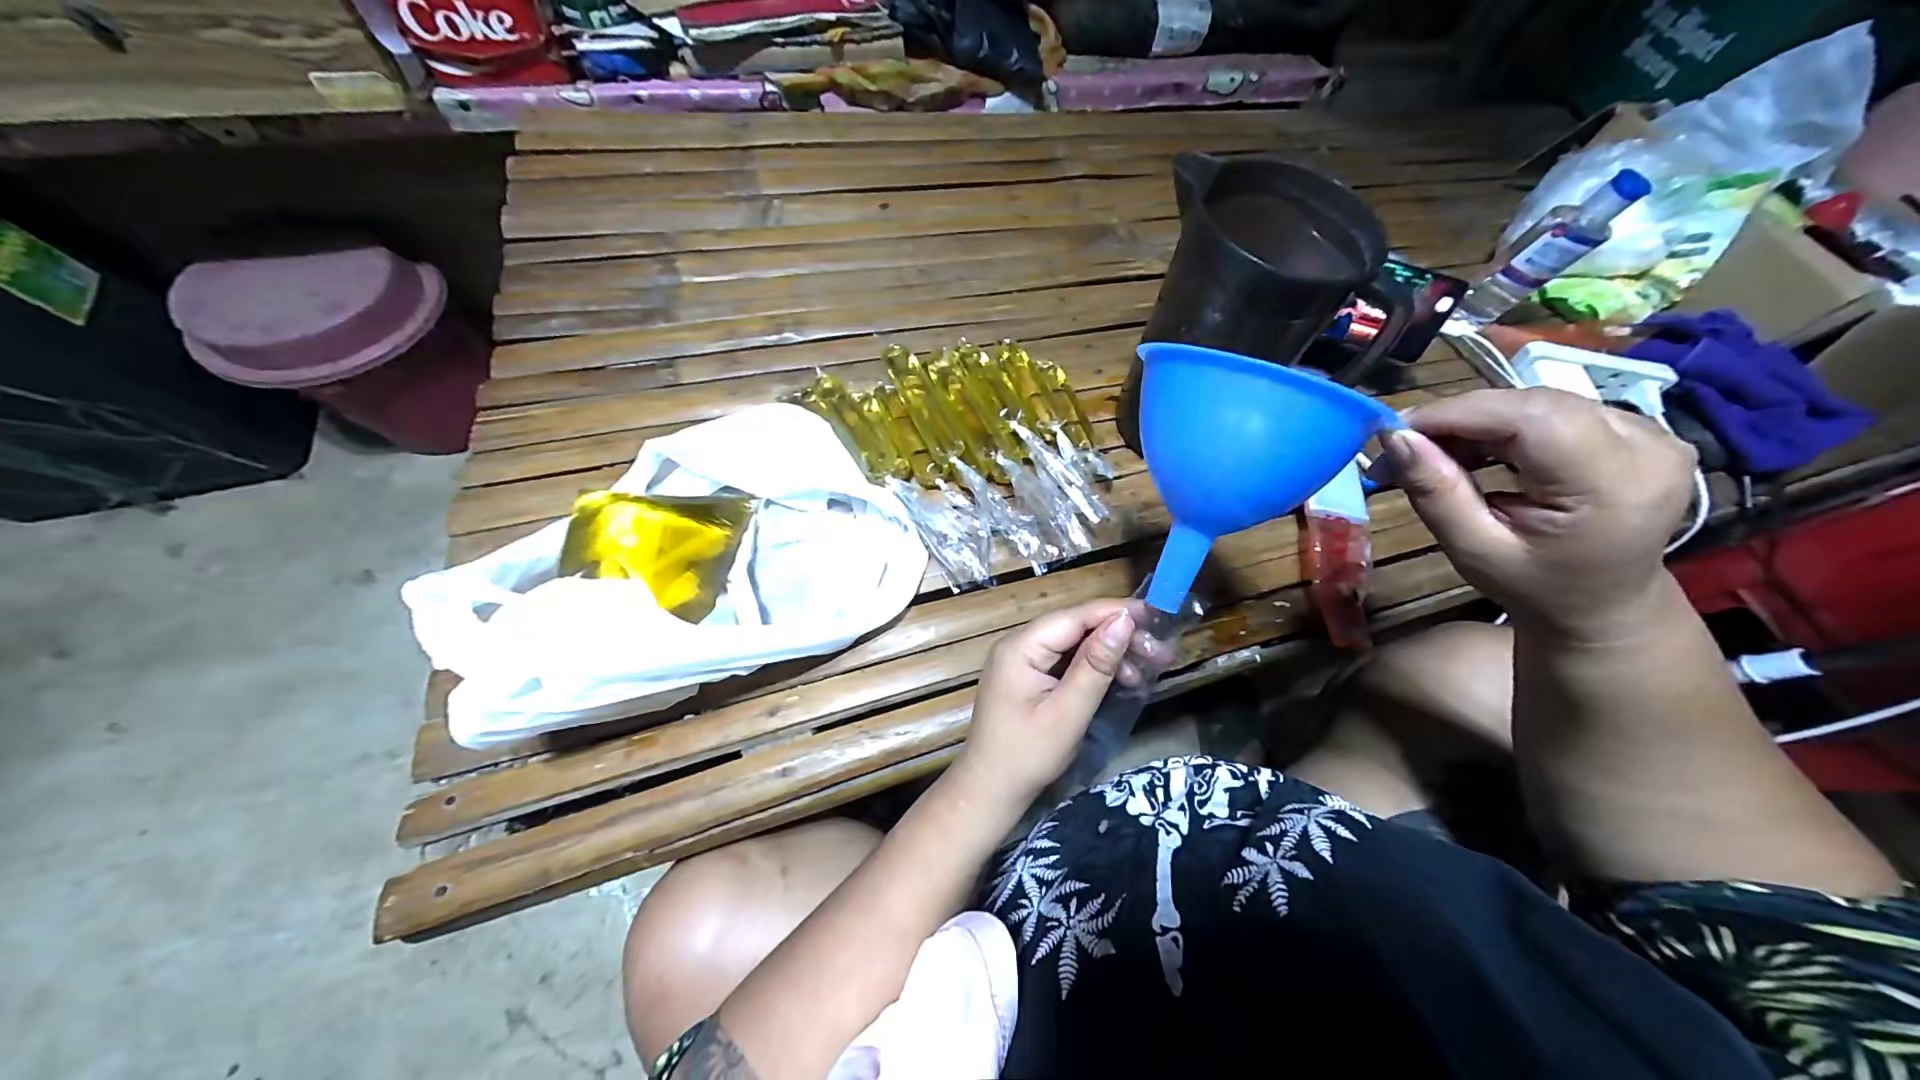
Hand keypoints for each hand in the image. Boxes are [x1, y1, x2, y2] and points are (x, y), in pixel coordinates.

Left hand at [956, 599, 1142, 803]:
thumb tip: (1124, 621)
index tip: (1156, 616)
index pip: (1074, 616)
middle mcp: (1018, 645)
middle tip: (1160, 650)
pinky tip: (1123, 678)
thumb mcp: (1069, 711)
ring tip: (1149, 666)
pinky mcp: (1029, 677)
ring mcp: (1022, 661)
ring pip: (1073, 643)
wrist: (991, 790)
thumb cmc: (1028, 754)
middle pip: (1075, 626)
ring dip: (1110, 652)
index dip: (1115, 612)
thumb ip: (1096, 665)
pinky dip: (1094, 666)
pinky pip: (1066, 660)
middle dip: (1118, 634)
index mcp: (1020, 647)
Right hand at [1378, 388, 1696, 641]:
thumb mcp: (1474, 551)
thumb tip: (1394, 438)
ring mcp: (1650, 432)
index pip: (1530, 418)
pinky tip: (1474, 449)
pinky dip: (1501, 423)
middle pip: (1534, 404)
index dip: (1457, 413)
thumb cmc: (1535, 587)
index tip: (1394, 430)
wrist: (1604, 603)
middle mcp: (1647, 446)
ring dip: (1476, 420)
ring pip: (1539, 402)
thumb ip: (1437, 493)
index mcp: (1613, 484)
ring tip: (1433, 451)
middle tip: (1402, 445)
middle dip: (1459, 417)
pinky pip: (1553, 409)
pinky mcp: (1637, 428)